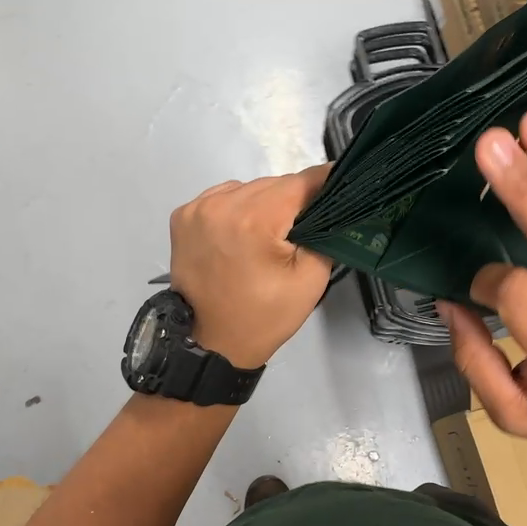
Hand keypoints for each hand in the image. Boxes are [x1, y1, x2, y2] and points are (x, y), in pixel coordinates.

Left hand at [169, 164, 333, 369]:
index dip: (325, 182)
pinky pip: (224, 198)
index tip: (343, 184)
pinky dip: (239, 209)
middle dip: (293, 201)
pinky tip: (244, 234)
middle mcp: (221, 204)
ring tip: (271, 235)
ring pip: (249, 188)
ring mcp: (197, 208)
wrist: (211, 343)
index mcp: (253, 219)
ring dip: (265, 203)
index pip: (300, 182)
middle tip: (307, 225)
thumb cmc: (264, 317)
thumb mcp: (311, 279)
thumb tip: (330, 203)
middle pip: (273, 184)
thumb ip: (325, 232)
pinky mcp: (183, 215)